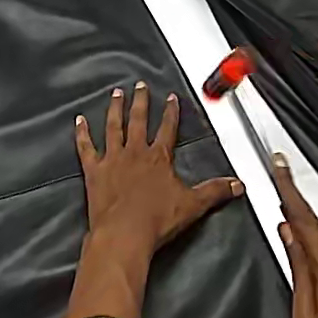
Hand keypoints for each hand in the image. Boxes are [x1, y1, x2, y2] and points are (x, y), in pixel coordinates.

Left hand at [77, 83, 241, 255]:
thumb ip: (215, 192)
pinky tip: (78, 120)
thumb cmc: (157, 220)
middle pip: (138, 120)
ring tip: (117, 93)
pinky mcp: (94, 170)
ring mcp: (113, 158)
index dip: (170, 112)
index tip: (171, 97)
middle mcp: (135, 151)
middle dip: (140, 101)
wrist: (125, 233)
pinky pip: (86, 147)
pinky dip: (81, 133)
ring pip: (113, 127)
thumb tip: (238, 185)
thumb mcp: (192, 205)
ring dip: (115, 109)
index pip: (167, 128)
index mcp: (158, 157)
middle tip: (139, 85)